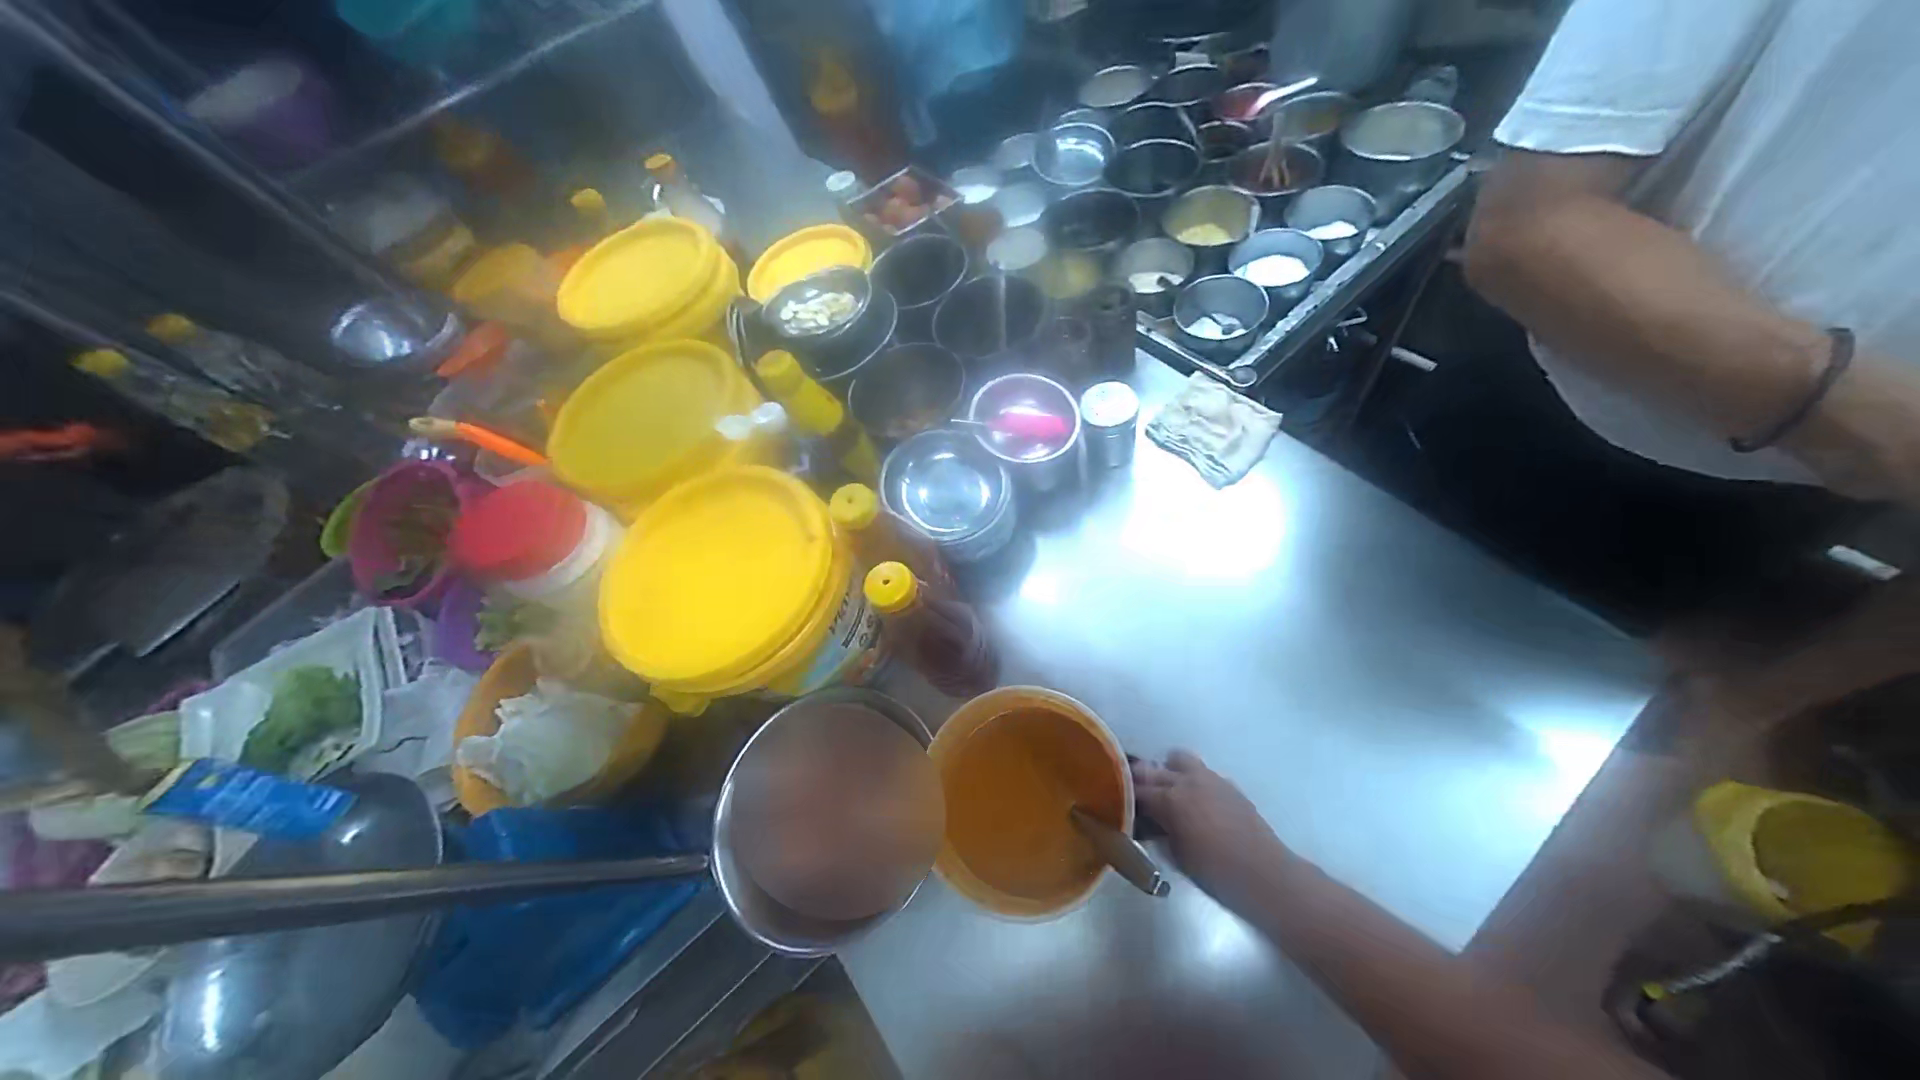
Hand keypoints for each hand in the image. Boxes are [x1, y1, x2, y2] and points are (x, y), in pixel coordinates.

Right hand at [1132, 750, 1290, 910]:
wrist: (1264, 874)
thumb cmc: (1216, 872)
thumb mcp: (1177, 855)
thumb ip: (1160, 831)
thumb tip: (1151, 823)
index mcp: (1170, 800)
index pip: (1137, 790)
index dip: (1125, 795)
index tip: (1116, 800)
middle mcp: (1187, 781)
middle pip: (1153, 769)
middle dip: (1141, 779)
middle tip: (1135, 795)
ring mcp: (1210, 779)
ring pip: (1179, 759)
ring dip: (1168, 770)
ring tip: (1168, 789)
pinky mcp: (1228, 785)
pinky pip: (1202, 772)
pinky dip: (1193, 779)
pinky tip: (1196, 799)